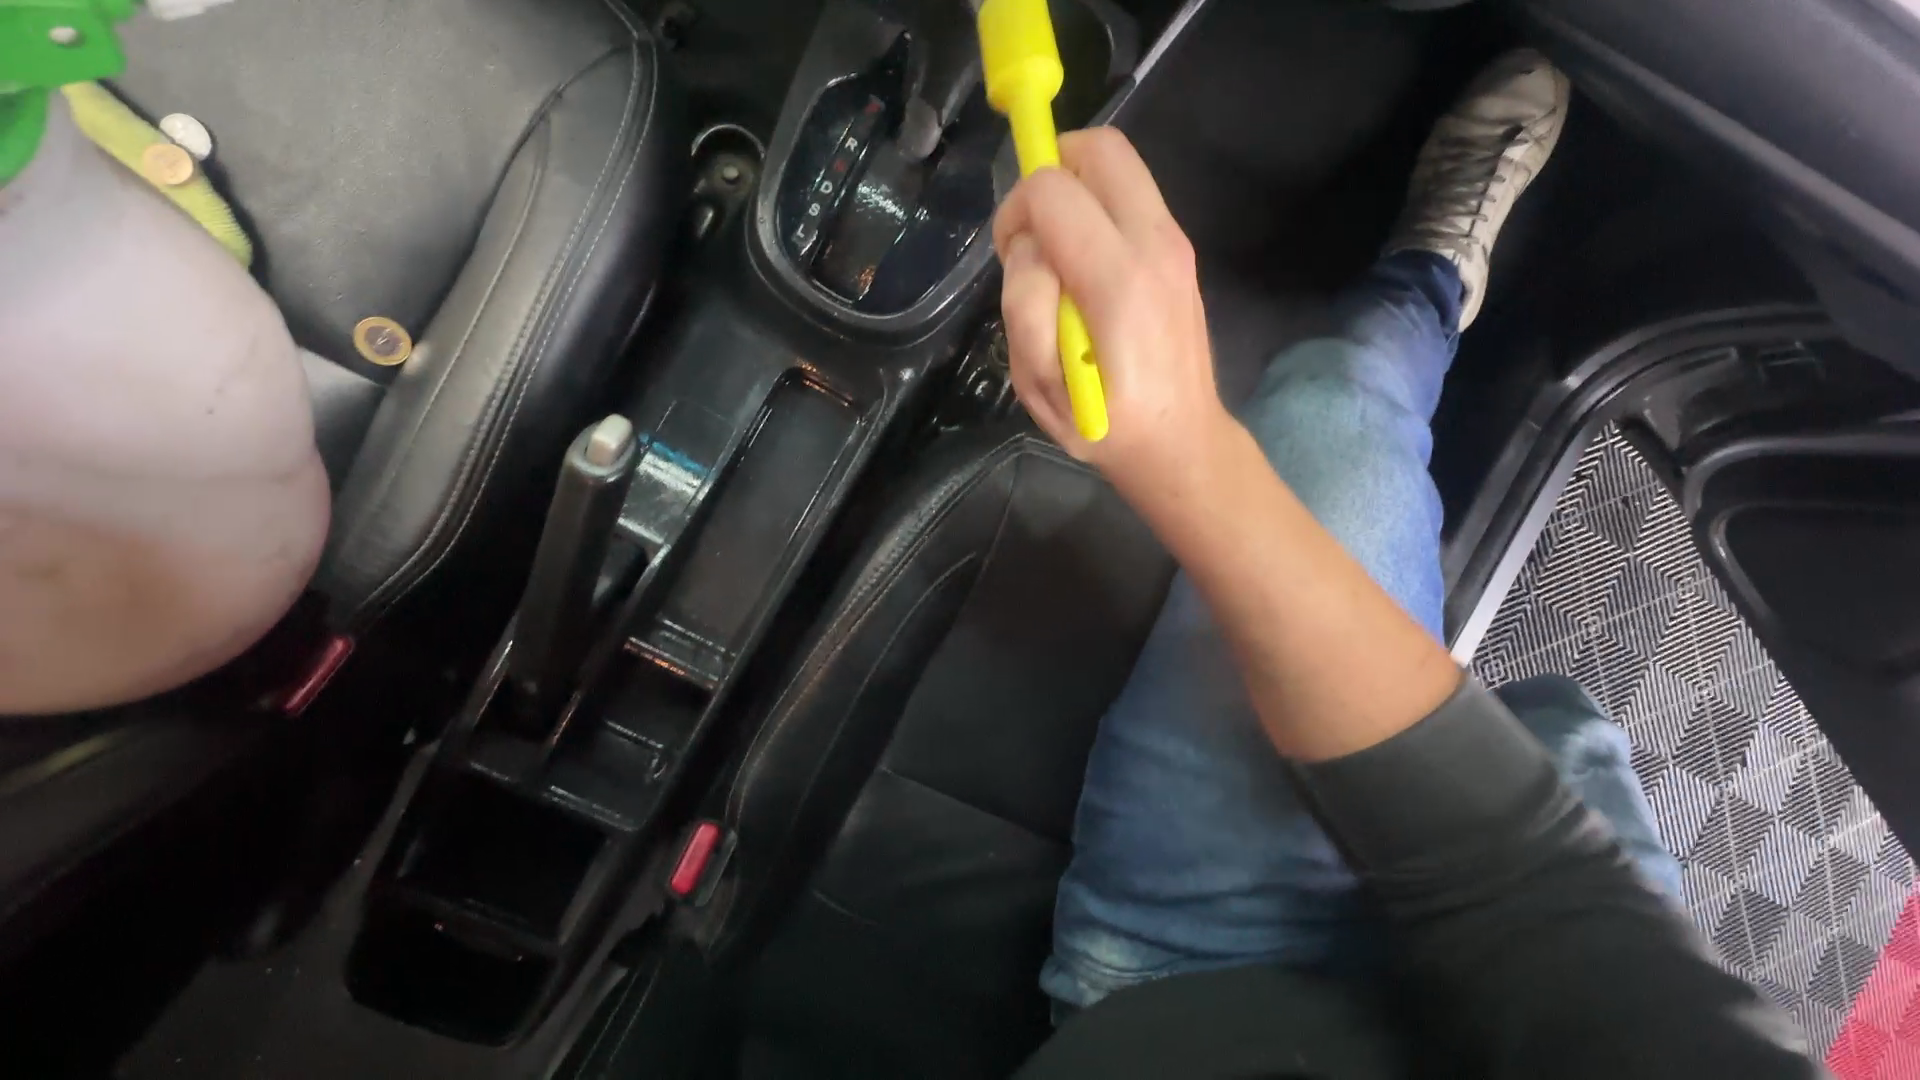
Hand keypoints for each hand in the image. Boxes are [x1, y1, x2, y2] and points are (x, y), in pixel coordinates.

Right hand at [993, 128, 1235, 512]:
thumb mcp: (1040, 382)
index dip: (1015, 210)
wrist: (1178, 441)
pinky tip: (1089, 272)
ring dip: (1075, 196)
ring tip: (1061, 261)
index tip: (1008, 252)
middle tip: (1032, 236)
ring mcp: (1176, 243)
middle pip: (1099, 149)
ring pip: (1118, 167)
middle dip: (1050, 176)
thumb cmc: (1102, 425)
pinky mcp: (1181, 251)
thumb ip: (1027, 306)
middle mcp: (1155, 246)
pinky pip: (1130, 198)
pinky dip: (1097, 213)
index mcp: (1118, 282)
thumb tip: (1028, 248)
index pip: (1052, 191)